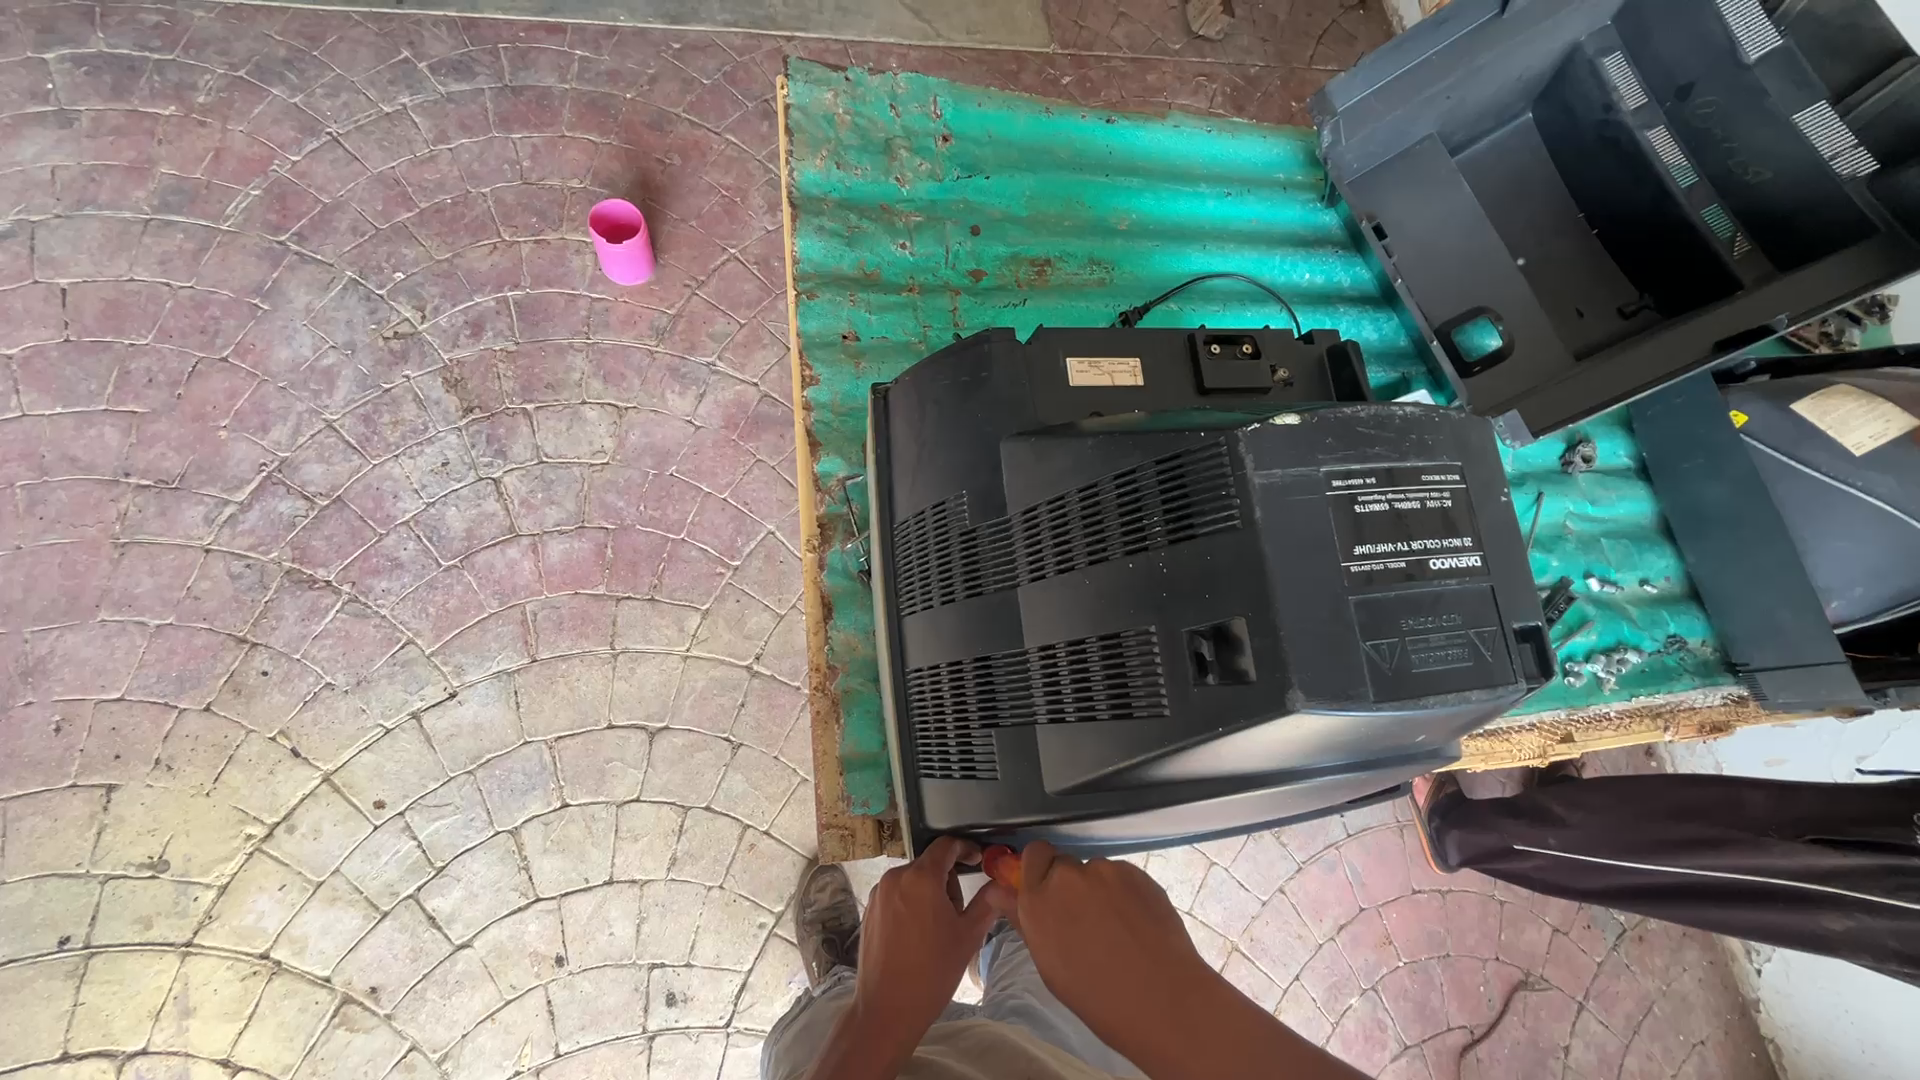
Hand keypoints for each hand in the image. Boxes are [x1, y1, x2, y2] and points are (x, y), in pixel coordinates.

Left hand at [854, 836, 1002, 1034]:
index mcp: (921, 878)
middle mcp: (896, 877)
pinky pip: (897, 895)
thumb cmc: (931, 973)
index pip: (946, 845)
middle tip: (957, 914)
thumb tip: (1000, 884)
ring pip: (913, 880)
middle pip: (930, 864)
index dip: (966, 848)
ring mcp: (878, 893)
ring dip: (929, 894)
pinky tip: (916, 936)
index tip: (977, 860)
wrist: (886, 1010)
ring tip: (936, 930)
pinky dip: (911, 904)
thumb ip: (987, 902)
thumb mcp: (968, 936)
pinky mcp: (869, 910)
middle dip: (948, 881)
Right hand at [1008, 841, 1216, 1036]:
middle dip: (1068, 884)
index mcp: (1038, 899)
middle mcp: (1067, 876)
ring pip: (1094, 871)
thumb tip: (997, 892)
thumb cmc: (1096, 996)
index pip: (1032, 854)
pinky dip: (1125, 893)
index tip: (1047, 891)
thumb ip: (1023, 919)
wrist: (1161, 1000)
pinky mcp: (1136, 872)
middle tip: (1083, 918)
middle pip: (1062, 863)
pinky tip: (1135, 925)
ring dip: (1098, 890)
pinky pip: (1122, 876)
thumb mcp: (1049, 963)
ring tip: (1116, 928)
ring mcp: (1105, 870)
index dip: (1039, 870)